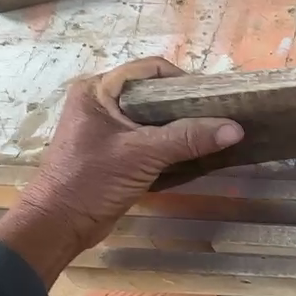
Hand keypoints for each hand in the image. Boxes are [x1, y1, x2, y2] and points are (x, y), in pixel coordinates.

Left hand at [0, 57, 242, 285]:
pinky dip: (172, 143)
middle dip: (187, 105)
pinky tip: (194, 152)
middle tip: (217, 118)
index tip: (212, 100)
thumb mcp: (143, 155)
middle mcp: (102, 102)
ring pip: (155, 116)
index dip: (184, 81)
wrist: (59, 225)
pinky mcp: (115, 150)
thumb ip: (188, 139)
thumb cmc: (91, 181)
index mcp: (98, 90)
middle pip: (155, 92)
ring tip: (212, 134)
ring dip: (182, 126)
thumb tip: (236, 129)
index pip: (151, 70)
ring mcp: (108, 127)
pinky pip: (151, 137)